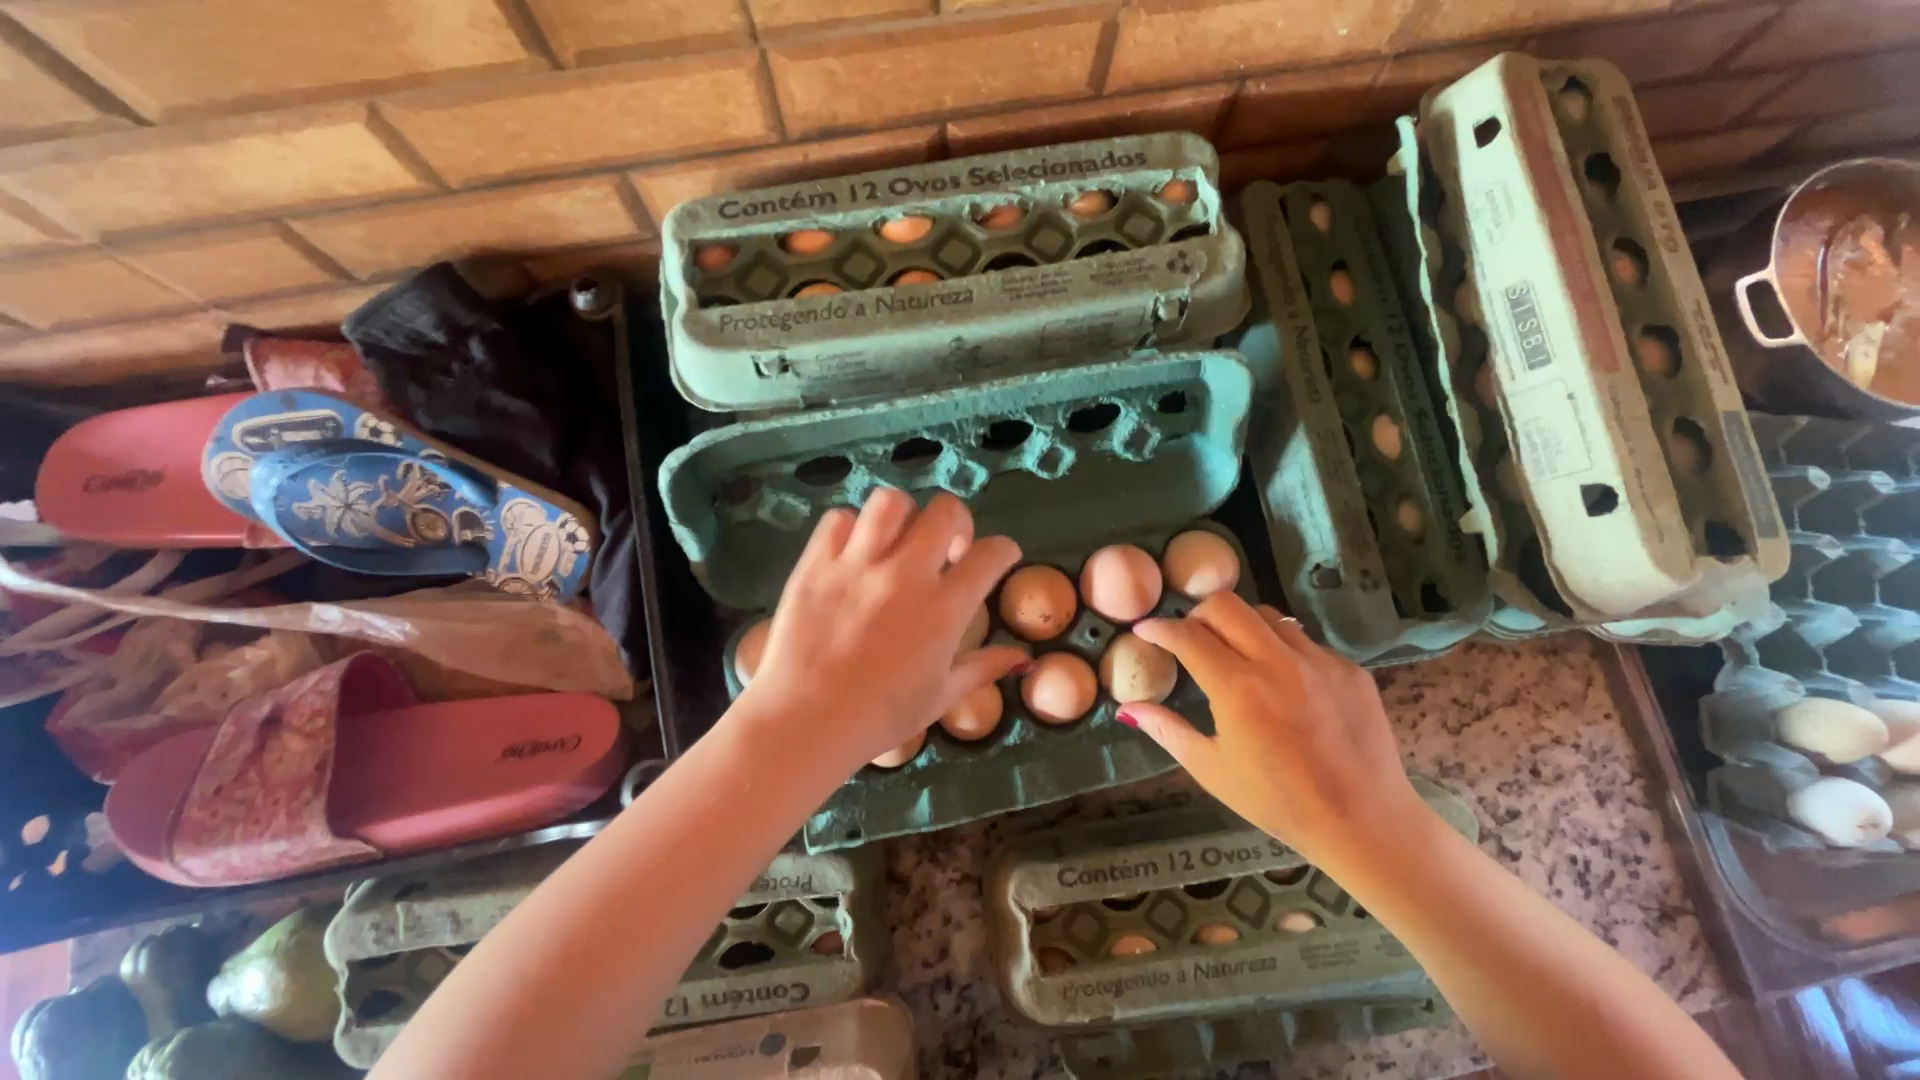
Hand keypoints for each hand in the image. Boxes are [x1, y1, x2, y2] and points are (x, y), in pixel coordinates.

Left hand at [731, 488, 1027, 774]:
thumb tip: (1023, 657)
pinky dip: (852, 528)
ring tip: (899, 541)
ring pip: (891, 502)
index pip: (991, 554)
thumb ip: (984, 667)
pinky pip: (839, 519)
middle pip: (946, 511)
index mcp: (944, 609)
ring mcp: (858, 564)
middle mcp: (905, 575)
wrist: (805, 722)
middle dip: (958, 523)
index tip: (998, 558)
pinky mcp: (816, 563)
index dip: (1004, 551)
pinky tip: (854, 552)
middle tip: (946, 550)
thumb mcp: (941, 697)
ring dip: (905, 516)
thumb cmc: (879, 718)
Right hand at [1121, 592, 1433, 865]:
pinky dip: (1282, 650)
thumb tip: (1127, 708)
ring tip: (1235, 653)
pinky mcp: (1349, 669)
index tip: (1145, 629)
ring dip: (1241, 626)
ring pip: (1267, 616)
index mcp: (1237, 689)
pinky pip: (1305, 641)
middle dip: (1198, 614)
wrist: (1363, 821)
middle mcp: (1277, 662)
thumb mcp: (1212, 769)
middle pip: (1226, 605)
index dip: (1159, 628)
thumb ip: (1167, 730)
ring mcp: (1319, 661)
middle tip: (1190, 636)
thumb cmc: (1277, 802)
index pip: (1187, 636)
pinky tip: (1282, 682)